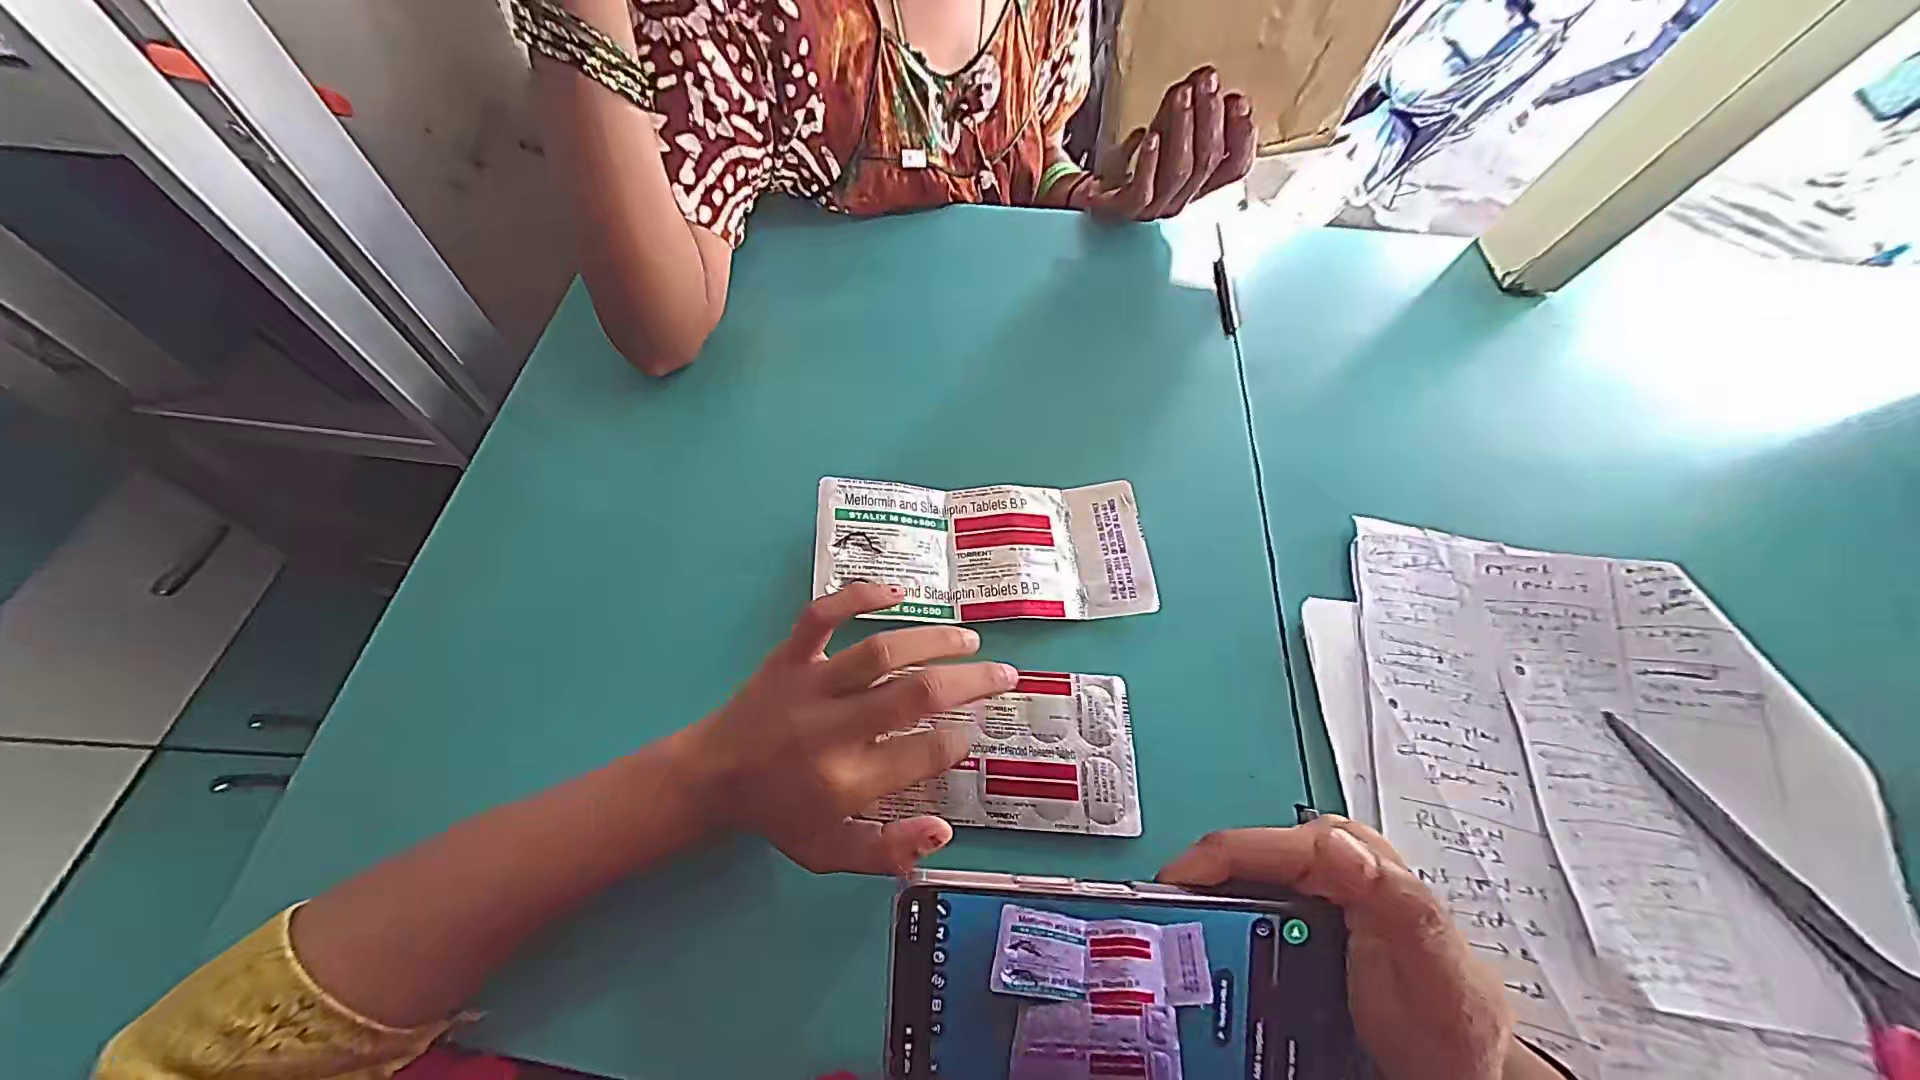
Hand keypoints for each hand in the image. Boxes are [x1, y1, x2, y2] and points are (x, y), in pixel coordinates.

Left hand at [680, 583, 1016, 874]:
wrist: (711, 777)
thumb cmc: (780, 814)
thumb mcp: (829, 853)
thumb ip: (888, 850)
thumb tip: (945, 831)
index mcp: (845, 781)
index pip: (921, 756)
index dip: (958, 742)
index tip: (974, 732)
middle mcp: (832, 730)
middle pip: (915, 697)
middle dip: (969, 683)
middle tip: (1003, 675)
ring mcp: (810, 685)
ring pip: (881, 653)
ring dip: (933, 641)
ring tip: (970, 641)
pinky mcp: (789, 656)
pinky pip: (823, 616)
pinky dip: (859, 597)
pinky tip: (898, 593)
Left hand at [1084, 66, 1255, 220]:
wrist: (1091, 195)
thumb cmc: (1130, 166)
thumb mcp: (1163, 134)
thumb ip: (1185, 113)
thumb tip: (1205, 79)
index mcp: (1195, 185)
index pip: (1234, 168)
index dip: (1242, 137)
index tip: (1239, 100)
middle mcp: (1180, 200)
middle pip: (1207, 162)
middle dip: (1210, 117)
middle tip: (1207, 81)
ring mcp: (1153, 209)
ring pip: (1179, 171)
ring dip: (1183, 128)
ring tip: (1182, 95)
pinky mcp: (1126, 211)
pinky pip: (1143, 190)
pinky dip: (1148, 161)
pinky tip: (1150, 134)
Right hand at [1159, 817, 1515, 1079]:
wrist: (1457, 1066)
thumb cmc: (1449, 1015)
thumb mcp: (1430, 959)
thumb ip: (1394, 898)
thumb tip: (1335, 843)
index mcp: (1342, 848)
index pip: (1251, 845)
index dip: (1200, 866)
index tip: (1165, 897)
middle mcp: (1316, 859)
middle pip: (1232, 864)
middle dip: (1194, 894)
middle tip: (1166, 935)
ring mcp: (1302, 887)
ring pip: (1229, 888)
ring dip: (1201, 914)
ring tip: (1177, 948)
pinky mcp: (1292, 914)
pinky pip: (1239, 912)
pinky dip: (1218, 932)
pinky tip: (1210, 957)